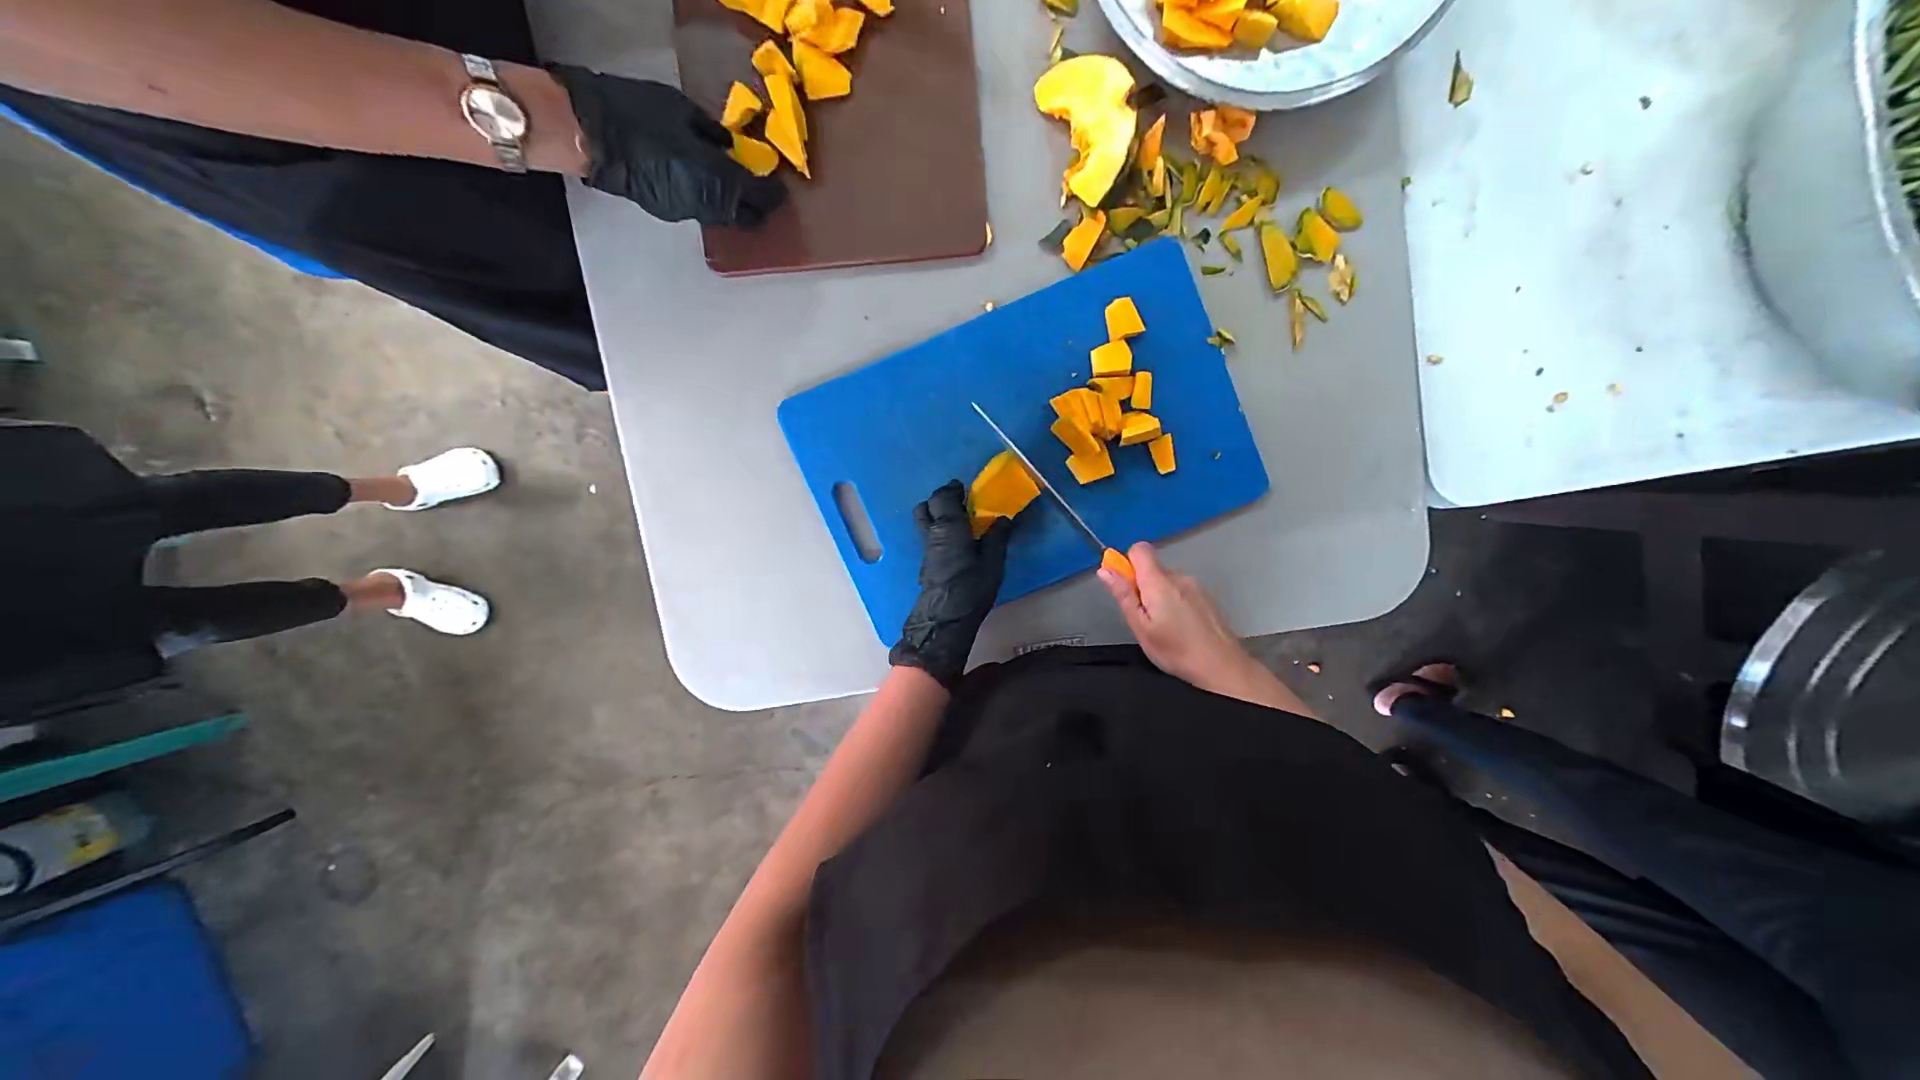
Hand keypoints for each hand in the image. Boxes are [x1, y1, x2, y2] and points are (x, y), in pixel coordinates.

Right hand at [547, 66, 785, 227]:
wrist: (590, 134)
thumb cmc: (639, 114)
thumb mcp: (685, 112)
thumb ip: (713, 134)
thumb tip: (728, 146)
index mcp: (720, 181)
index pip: (761, 198)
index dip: (774, 193)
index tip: (779, 184)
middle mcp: (709, 206)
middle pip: (746, 217)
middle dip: (758, 206)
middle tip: (760, 187)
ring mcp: (688, 213)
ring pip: (722, 215)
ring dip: (732, 203)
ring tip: (730, 180)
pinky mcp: (669, 212)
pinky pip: (700, 209)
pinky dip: (709, 198)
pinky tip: (703, 180)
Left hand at [889, 481, 1013, 688]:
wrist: (944, 619)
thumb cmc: (971, 588)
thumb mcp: (993, 562)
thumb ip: (997, 538)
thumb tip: (1004, 518)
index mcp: (949, 527)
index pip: (942, 497)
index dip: (953, 489)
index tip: (964, 488)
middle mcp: (932, 533)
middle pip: (925, 507)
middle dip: (939, 500)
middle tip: (959, 502)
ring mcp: (926, 549)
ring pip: (924, 522)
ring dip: (937, 516)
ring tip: (959, 521)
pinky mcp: (926, 563)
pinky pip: (929, 537)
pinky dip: (939, 532)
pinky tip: (956, 542)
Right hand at [1098, 543, 1304, 712]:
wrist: (1221, 665)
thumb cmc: (1175, 650)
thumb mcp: (1140, 627)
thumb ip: (1123, 595)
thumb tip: (1105, 570)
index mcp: (1159, 582)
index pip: (1139, 549)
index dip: (1127, 563)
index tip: (1126, 587)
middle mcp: (1179, 576)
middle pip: (1153, 568)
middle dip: (1143, 587)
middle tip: (1145, 618)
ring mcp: (1195, 586)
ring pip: (1167, 581)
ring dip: (1160, 597)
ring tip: (1165, 627)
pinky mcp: (1206, 596)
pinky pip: (1182, 590)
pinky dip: (1176, 603)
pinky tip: (1181, 628)